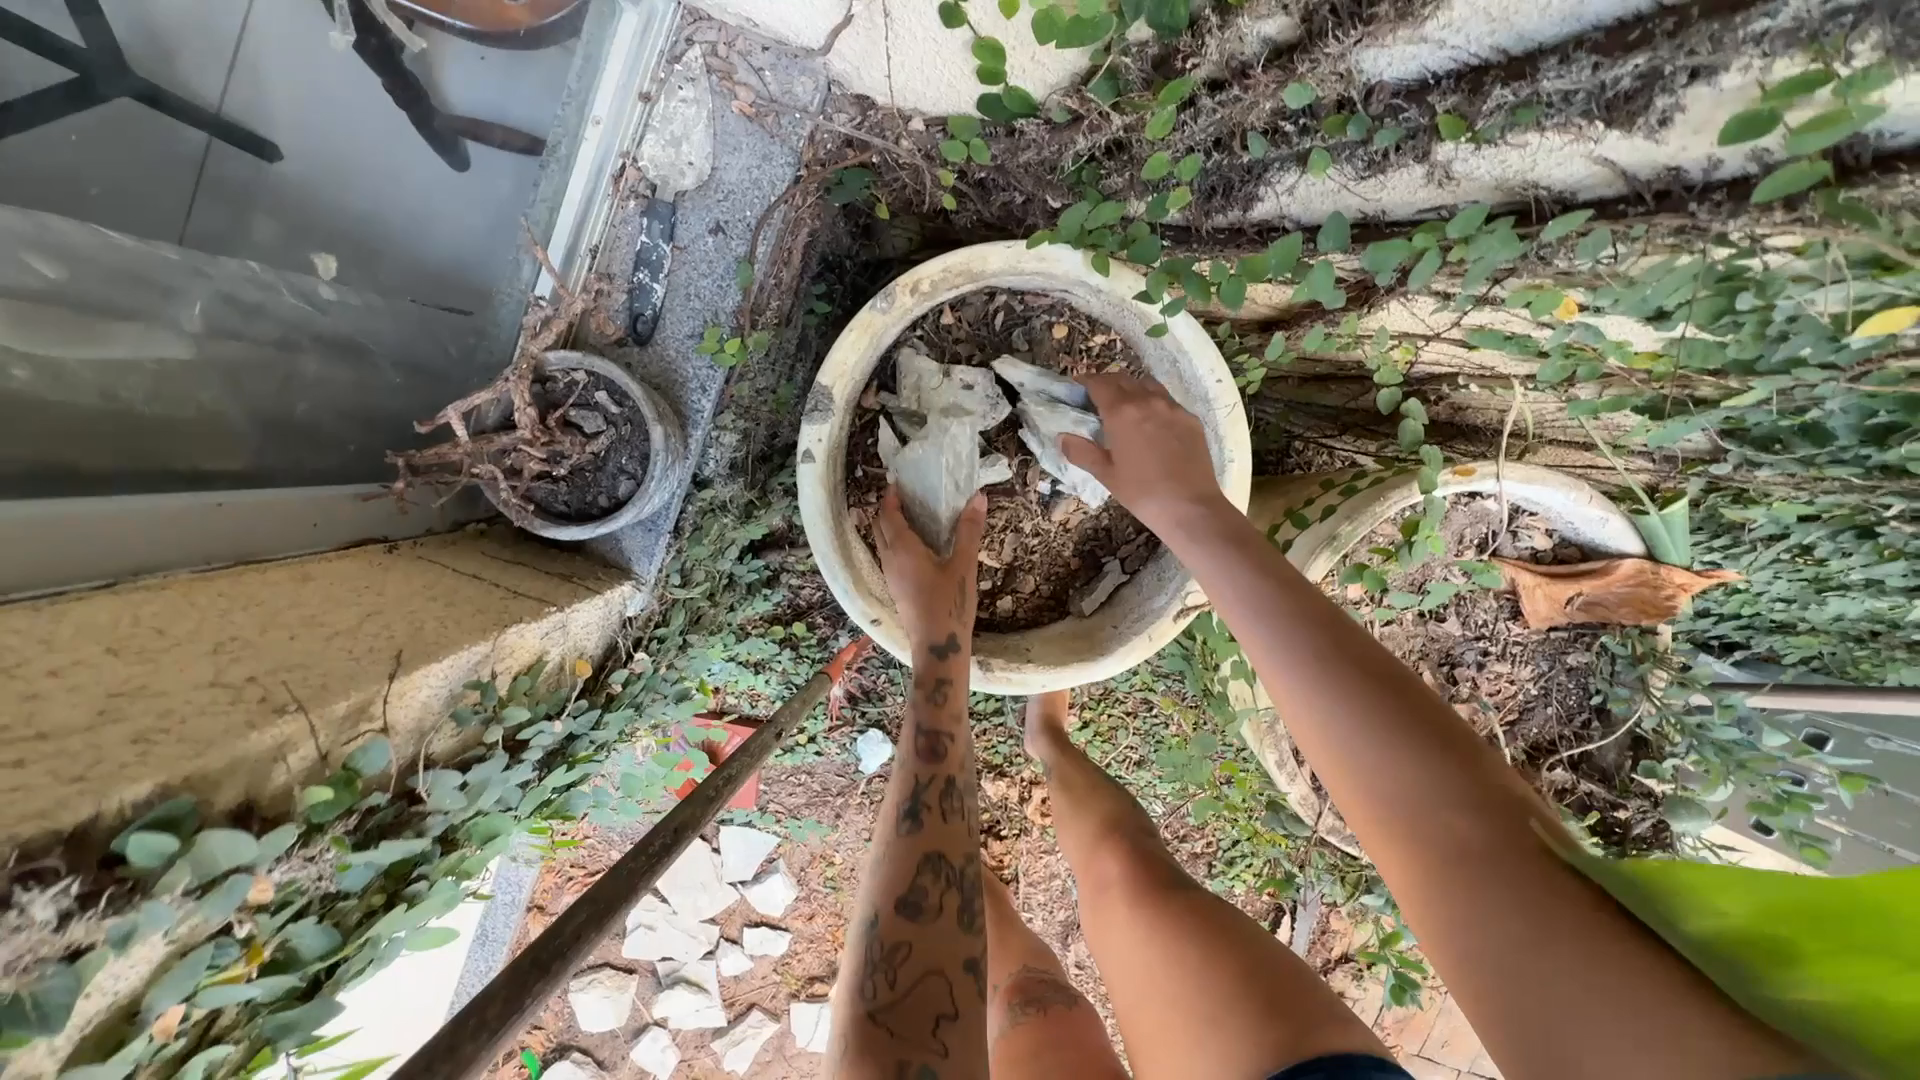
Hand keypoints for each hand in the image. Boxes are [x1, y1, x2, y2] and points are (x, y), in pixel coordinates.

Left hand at [874, 486, 986, 650]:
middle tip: (908, 497)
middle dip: (888, 509)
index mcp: (902, 549)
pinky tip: (919, 547)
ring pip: (882, 543)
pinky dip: (897, 543)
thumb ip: (969, 530)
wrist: (938, 646)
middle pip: (879, 527)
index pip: (888, 514)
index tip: (901, 483)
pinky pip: (890, 557)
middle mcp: (890, 559)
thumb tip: (978, 497)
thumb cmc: (950, 603)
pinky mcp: (896, 589)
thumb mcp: (964, 564)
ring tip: (915, 517)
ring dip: (891, 527)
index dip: (891, 496)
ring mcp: (890, 576)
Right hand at [1059, 373, 1227, 529]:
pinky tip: (1152, 424)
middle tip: (1097, 397)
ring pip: (1147, 385)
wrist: (1190, 506)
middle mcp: (1148, 401)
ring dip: (1131, 388)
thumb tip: (1062, 438)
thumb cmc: (1142, 493)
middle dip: (1107, 382)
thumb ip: (1081, 452)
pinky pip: (1167, 401)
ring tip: (1125, 406)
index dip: (1085, 381)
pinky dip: (1153, 403)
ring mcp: (1173, 407)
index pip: (1099, 383)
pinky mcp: (1190, 419)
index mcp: (1122, 412)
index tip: (1077, 386)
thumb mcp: (1106, 474)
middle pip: (1123, 379)